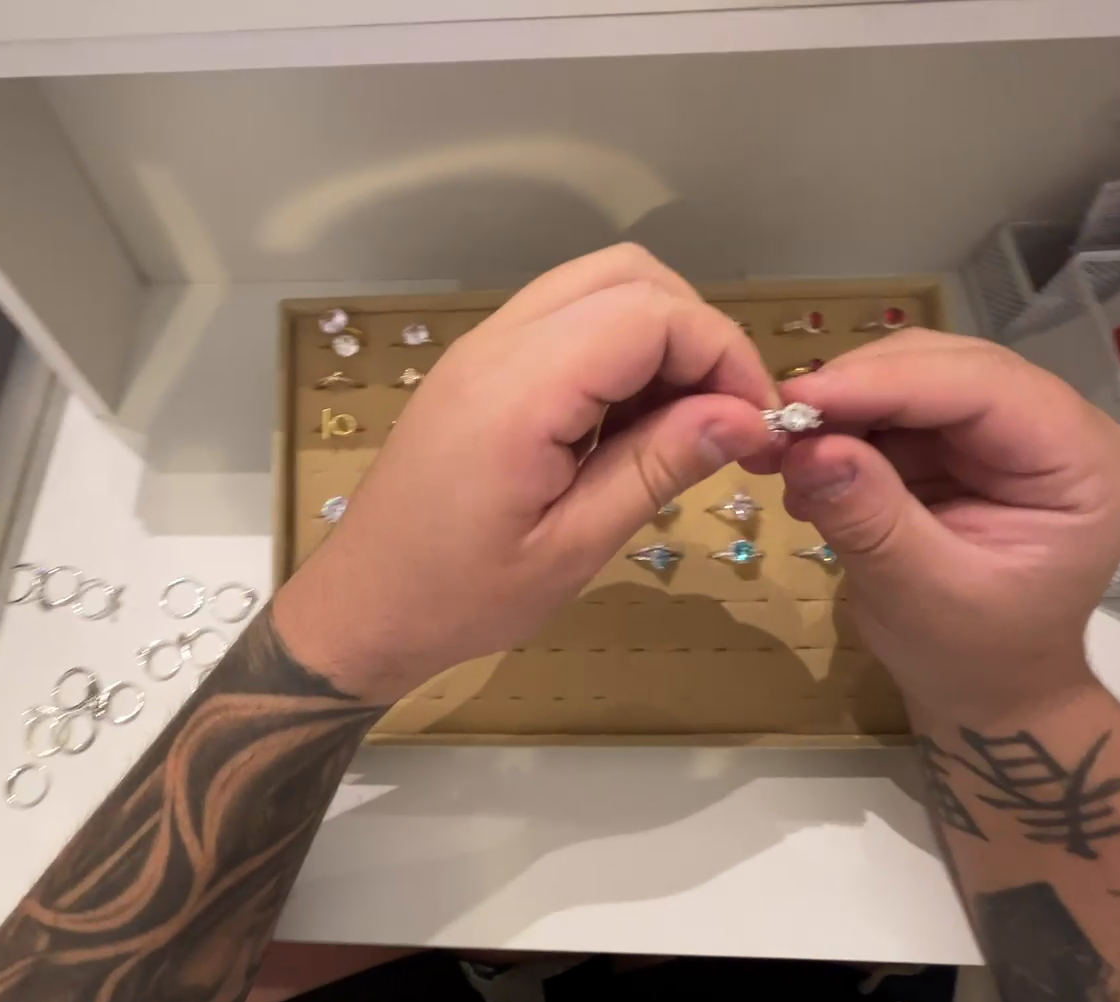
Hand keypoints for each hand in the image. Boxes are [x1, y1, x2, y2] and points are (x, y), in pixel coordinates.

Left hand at [275, 244, 784, 700]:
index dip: (722, 353)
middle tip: (717, 416)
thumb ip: (657, 466)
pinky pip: (558, 324)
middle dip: (692, 332)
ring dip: (652, 337)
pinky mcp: (472, 370)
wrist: (364, 606)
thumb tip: (744, 416)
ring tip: (673, 422)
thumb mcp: (572, 547)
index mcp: (519, 390)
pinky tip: (618, 420)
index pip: (650, 314)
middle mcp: (494, 346)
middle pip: (625, 277)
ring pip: (591, 290)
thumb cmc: (461, 597)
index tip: (754, 423)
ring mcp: (477, 351)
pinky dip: (609, 350)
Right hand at [773, 330, 1119, 728]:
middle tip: (774, 425)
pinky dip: (835, 432)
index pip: (984, 389)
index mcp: (1078, 462)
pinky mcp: (950, 447)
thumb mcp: (918, 592)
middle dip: (855, 388)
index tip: (796, 400)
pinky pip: (883, 414)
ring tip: (778, 453)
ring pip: (907, 380)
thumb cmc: (969, 652)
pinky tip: (802, 470)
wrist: (980, 686)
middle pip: (945, 366)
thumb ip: (868, 517)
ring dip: (836, 408)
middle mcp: (1048, 429)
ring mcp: (996, 434)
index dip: (886, 383)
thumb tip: (805, 449)